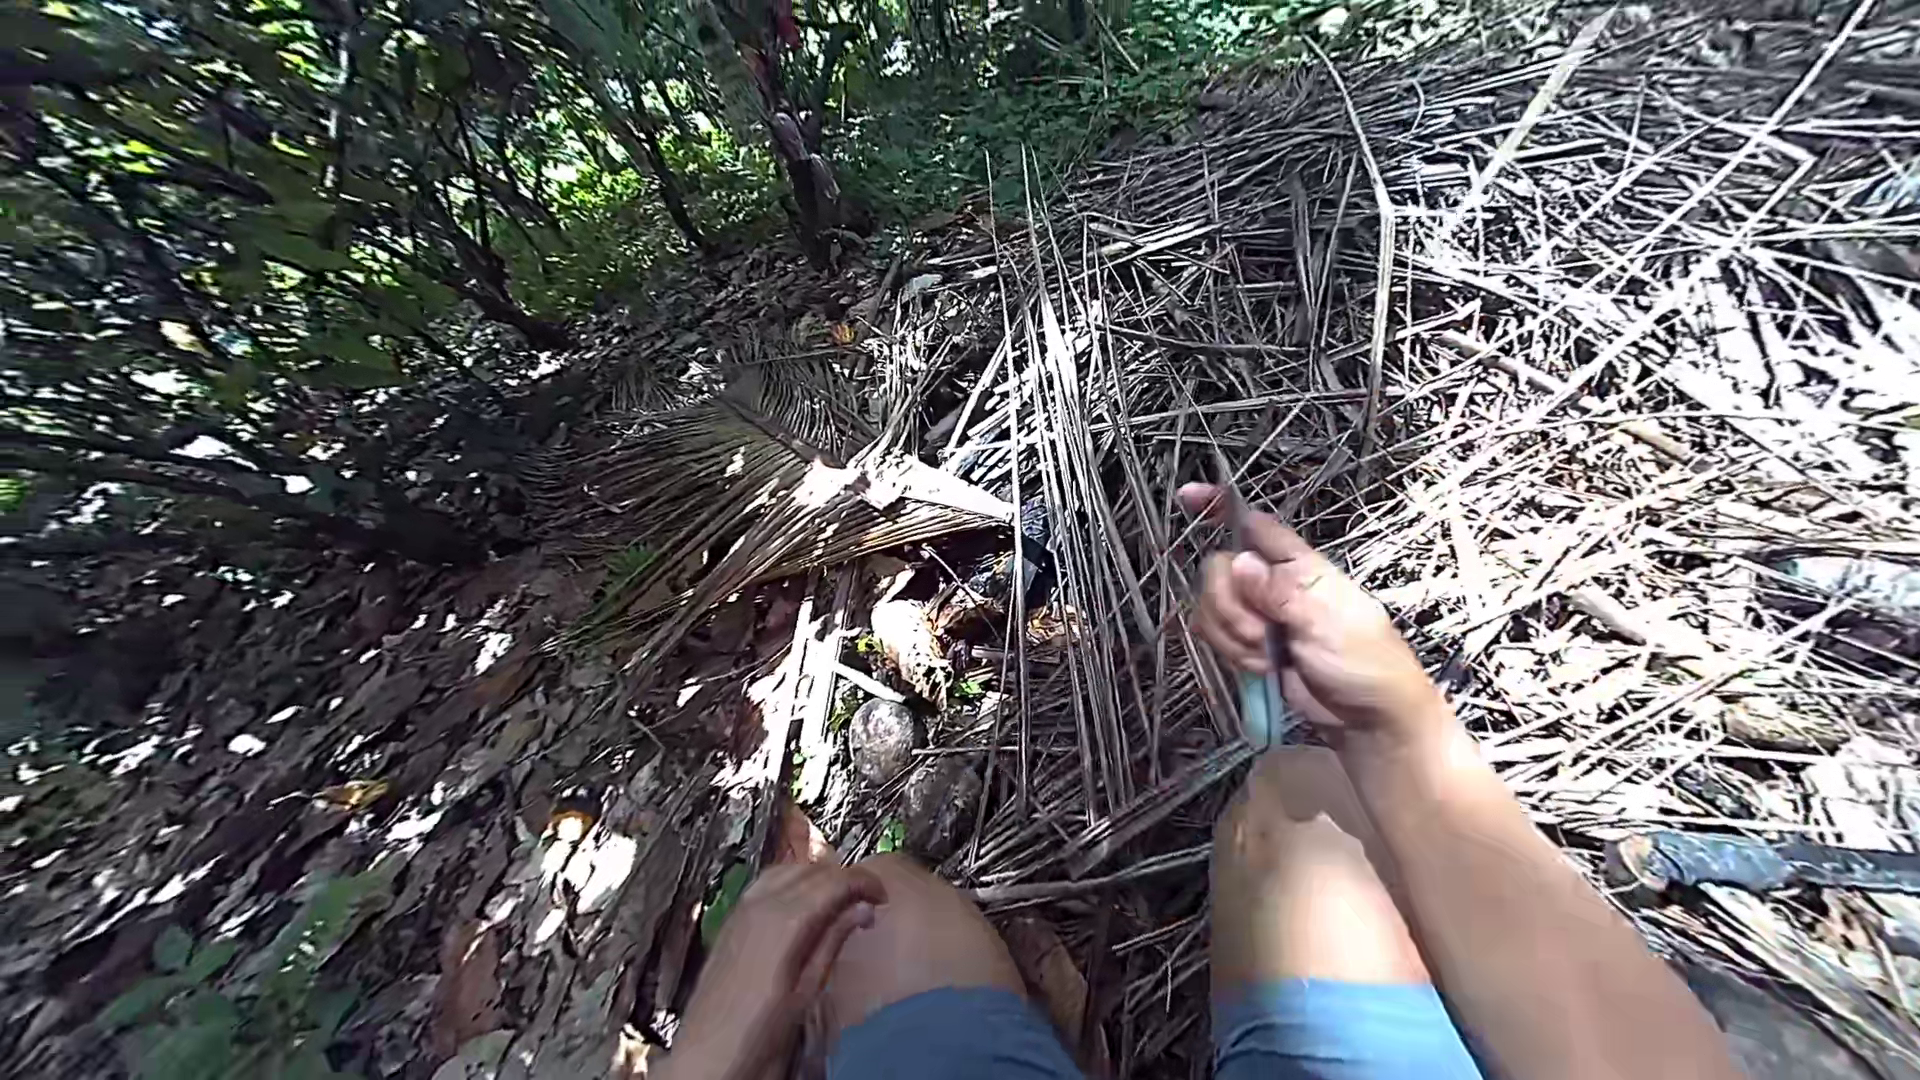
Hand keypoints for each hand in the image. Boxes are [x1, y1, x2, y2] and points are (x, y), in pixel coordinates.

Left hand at [661, 863, 886, 1079]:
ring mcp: (746, 905)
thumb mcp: (806, 991)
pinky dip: (795, 878)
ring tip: (839, 900)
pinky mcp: (734, 915)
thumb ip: (834, 940)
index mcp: (787, 919)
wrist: (703, 1062)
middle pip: (817, 869)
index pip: (837, 880)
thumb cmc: (760, 1035)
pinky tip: (804, 899)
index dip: (865, 882)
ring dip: (821, 875)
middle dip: (846, 879)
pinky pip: (771, 878)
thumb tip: (864, 907)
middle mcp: (765, 901)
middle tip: (867, 902)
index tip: (883, 898)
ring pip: (794, 867)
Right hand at [1179, 483, 1450, 750]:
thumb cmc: (1366, 665)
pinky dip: (1228, 651)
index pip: (1253, 524)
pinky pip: (1210, 633)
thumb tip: (1240, 561)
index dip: (1219, 506)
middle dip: (1230, 606)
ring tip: (1267, 657)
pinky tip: (1258, 667)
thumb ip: (1282, 593)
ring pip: (1209, 605)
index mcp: (1298, 566)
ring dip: (1232, 636)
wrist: (1366, 721)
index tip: (1187, 497)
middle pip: (1218, 570)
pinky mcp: (1242, 642)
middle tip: (1261, 634)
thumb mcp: (1331, 624)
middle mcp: (1269, 583)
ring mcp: (1254, 613)